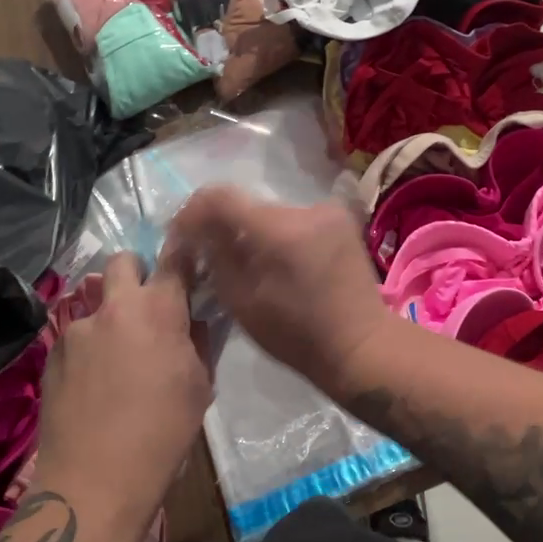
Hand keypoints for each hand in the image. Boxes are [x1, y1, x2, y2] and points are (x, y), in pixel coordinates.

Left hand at [32, 252, 210, 541]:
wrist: (93, 485)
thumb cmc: (162, 435)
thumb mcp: (200, 388)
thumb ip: (197, 343)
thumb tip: (192, 323)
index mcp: (159, 309)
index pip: (175, 258)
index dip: (184, 257)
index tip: (189, 269)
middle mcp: (115, 307)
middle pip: (123, 261)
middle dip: (136, 272)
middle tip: (146, 305)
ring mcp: (77, 330)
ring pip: (95, 302)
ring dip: (109, 316)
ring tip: (115, 356)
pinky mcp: (51, 356)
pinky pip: (75, 336)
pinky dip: (87, 347)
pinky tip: (92, 382)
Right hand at [166, 186, 394, 395]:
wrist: (360, 344)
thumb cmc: (296, 334)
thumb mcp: (242, 302)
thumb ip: (215, 257)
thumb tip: (195, 230)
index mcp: (277, 229)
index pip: (220, 197)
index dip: (193, 211)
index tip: (182, 235)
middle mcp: (303, 208)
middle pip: (248, 206)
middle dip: (225, 226)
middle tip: (211, 254)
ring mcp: (326, 211)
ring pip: (272, 213)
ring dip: (255, 231)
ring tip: (248, 263)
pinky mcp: (340, 219)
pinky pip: (296, 220)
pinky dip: (280, 235)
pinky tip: (280, 263)